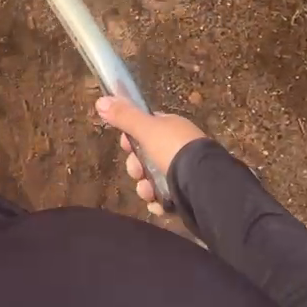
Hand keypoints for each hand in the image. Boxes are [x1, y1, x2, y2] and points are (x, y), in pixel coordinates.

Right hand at [95, 95, 208, 216]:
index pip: (146, 127)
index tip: (125, 146)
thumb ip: (124, 116)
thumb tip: (100, 101)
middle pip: (147, 156)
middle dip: (136, 166)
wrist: (206, 185)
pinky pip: (167, 198)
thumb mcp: (146, 129)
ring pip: (154, 178)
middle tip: (137, 172)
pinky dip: (159, 201)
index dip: (131, 137)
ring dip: (145, 186)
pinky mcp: (189, 195)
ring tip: (148, 192)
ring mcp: (186, 173)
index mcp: (173, 128)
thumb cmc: (175, 150)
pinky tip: (158, 205)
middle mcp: (180, 148)